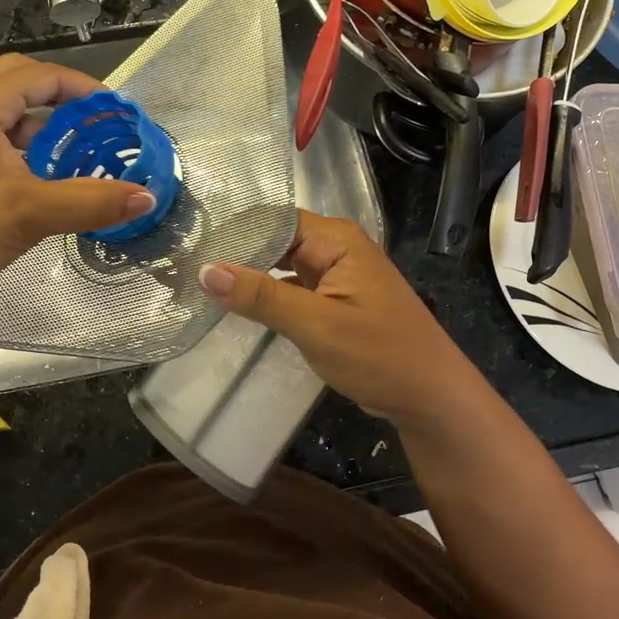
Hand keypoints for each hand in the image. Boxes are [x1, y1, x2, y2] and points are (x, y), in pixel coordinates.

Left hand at [0, 54, 153, 304]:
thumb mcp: (31, 213)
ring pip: (1, 113)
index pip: (42, 74)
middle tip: (92, 125)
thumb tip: (146, 197)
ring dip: (38, 127)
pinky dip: (16, 148)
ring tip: (69, 158)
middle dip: (60, 99)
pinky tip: (32, 183)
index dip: (85, 87)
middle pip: (18, 81)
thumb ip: (93, 201)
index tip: (118, 111)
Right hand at [198, 210, 486, 429]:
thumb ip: (261, 296)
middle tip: (186, 270)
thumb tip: (206, 270)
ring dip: (249, 275)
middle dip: (236, 254)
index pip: (273, 220)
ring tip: (201, 286)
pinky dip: (267, 295)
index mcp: (336, 240)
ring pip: (282, 265)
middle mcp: (336, 248)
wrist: (432, 399)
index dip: (233, 233)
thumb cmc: (380, 355)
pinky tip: (237, 306)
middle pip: (275, 240)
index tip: (191, 250)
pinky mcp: (335, 301)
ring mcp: (337, 275)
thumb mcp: (316, 325)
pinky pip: (293, 287)